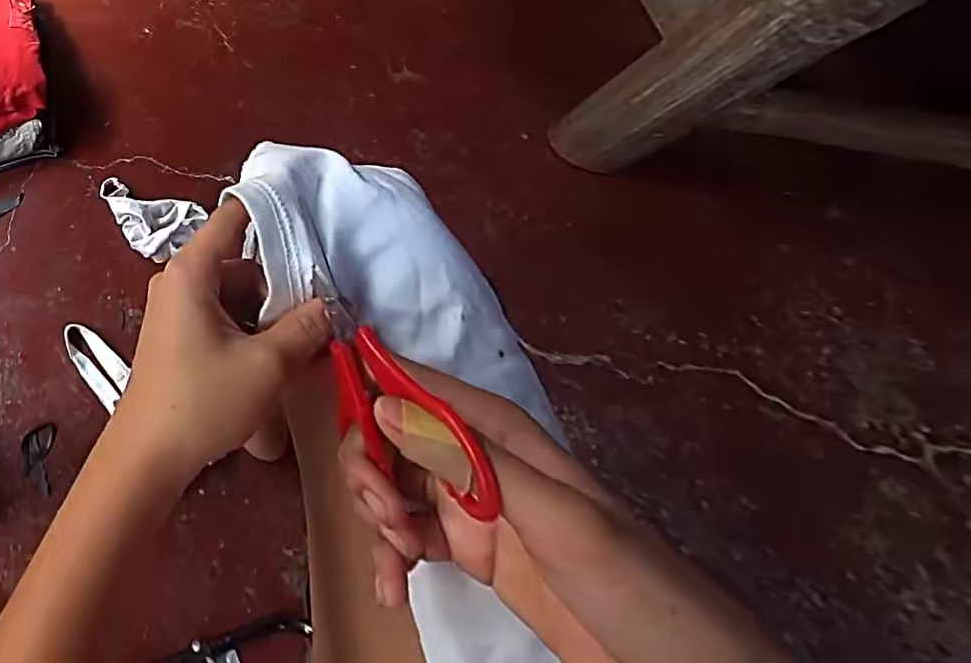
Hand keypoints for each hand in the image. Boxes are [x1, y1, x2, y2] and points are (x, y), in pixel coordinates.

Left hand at [111, 199, 331, 483]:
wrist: (147, 456)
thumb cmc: (201, 401)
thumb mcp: (265, 365)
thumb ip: (303, 328)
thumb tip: (327, 305)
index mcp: (191, 270)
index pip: (234, 218)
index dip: (271, 209)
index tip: (310, 210)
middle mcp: (181, 279)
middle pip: (242, 263)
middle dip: (281, 285)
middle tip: (320, 307)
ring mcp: (178, 307)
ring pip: (236, 294)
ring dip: (269, 314)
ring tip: (306, 340)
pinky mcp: (180, 332)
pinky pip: (223, 316)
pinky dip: (251, 330)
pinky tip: (279, 357)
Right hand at [341, 359, 787, 662]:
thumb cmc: (628, 579)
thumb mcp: (550, 514)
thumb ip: (464, 456)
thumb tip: (381, 404)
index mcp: (492, 427)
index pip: (414, 384)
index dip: (370, 386)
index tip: (342, 414)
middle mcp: (471, 453)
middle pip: (390, 434)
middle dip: (372, 467)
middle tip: (383, 513)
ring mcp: (466, 500)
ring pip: (390, 482)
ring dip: (377, 512)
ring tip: (395, 556)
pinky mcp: (464, 546)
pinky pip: (405, 533)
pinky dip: (389, 553)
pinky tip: (391, 586)